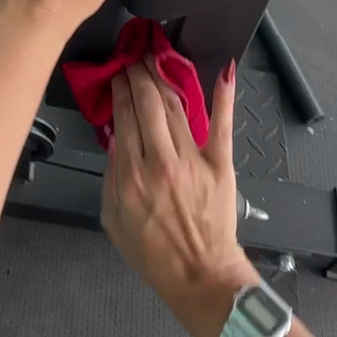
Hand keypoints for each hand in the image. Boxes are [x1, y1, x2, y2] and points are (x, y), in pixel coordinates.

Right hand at [101, 58, 258, 336]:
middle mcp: (160, 161)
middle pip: (147, 103)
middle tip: (133, 58)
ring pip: (176, 107)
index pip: (124, 115)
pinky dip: (224, 97)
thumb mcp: (112, 217)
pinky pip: (222, 125)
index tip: (117, 74)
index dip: (120, 88)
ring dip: (164, 78)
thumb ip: (110, 175)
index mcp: (131, 174)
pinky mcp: (220, 165)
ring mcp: (192, 160)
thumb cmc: (153, 253)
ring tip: (156, 60)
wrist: (199, 278)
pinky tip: (226, 71)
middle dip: (138, 74)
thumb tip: (116, 137)